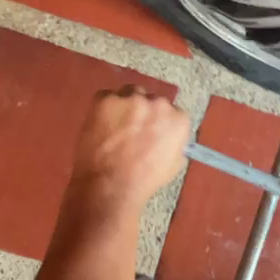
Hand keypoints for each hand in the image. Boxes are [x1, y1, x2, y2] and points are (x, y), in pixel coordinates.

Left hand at [73, 86, 188, 201]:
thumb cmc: (145, 180)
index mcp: (178, 119)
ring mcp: (131, 98)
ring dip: (126, 105)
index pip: (173, 112)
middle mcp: (158, 103)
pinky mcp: (106, 98)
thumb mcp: (174, 164)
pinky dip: (105, 108)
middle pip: (152, 99)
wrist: (110, 185)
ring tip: (116, 125)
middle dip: (144, 112)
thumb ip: (175, 142)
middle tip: (133, 129)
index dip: (160, 122)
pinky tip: (101, 125)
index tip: (152, 132)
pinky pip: (107, 96)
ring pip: (130, 93)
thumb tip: (168, 135)